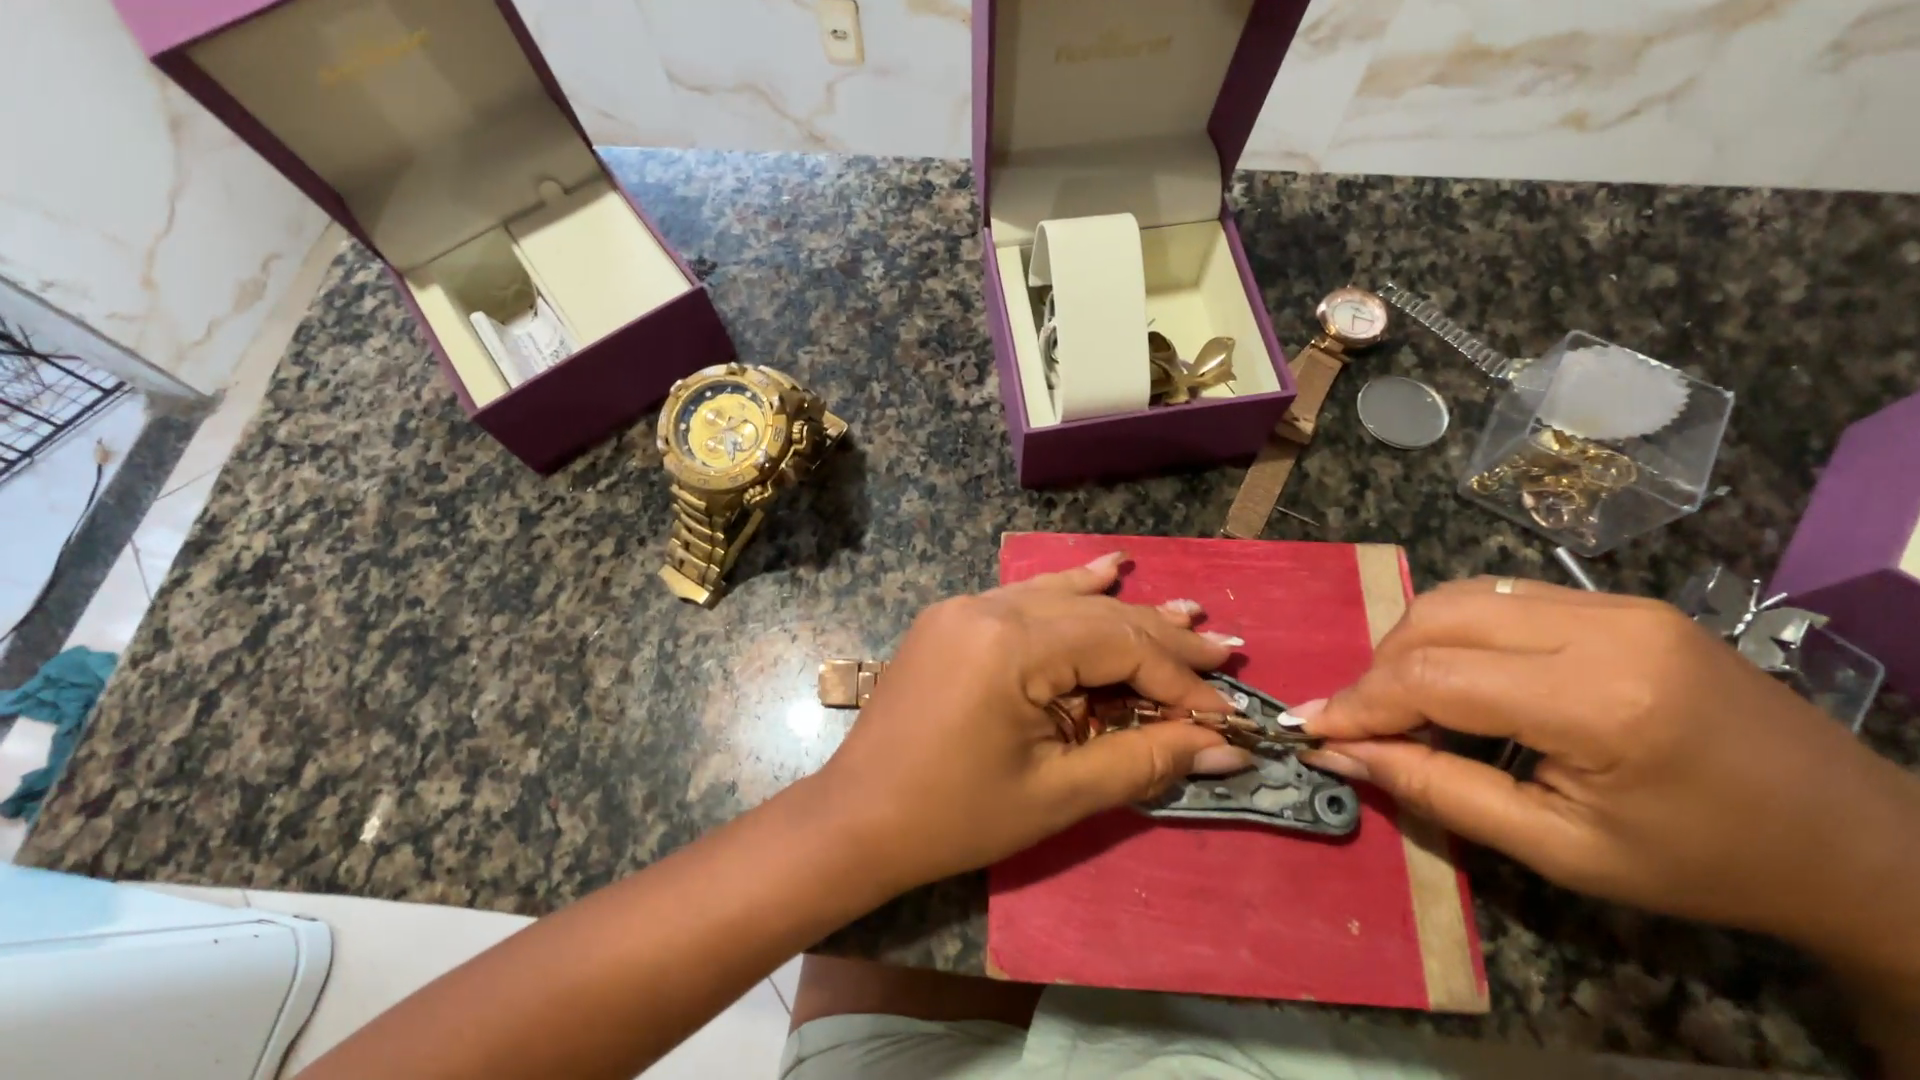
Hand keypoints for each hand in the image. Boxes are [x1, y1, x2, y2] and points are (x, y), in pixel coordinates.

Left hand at [814, 552, 1250, 892]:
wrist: (857, 820)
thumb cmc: (956, 817)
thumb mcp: (1059, 794)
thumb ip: (1144, 759)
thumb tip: (1224, 746)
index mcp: (1012, 645)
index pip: (1120, 646)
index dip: (1178, 681)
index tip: (1223, 714)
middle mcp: (987, 607)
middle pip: (1097, 614)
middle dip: (1161, 640)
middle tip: (1223, 650)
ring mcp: (964, 607)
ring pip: (1063, 598)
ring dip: (1124, 609)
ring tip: (1187, 614)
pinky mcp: (952, 620)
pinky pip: (1024, 599)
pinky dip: (1070, 593)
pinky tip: (1107, 573)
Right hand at [1300, 578, 1919, 963]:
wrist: (1854, 840)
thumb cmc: (1707, 865)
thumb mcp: (1563, 851)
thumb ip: (1442, 792)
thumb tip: (1344, 753)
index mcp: (1599, 701)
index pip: (1433, 677)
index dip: (1360, 702)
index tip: (1311, 730)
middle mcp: (1605, 628)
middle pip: (1437, 616)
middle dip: (1379, 668)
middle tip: (1360, 723)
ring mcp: (1619, 605)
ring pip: (1464, 594)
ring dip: (1412, 645)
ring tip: (1404, 705)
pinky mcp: (1624, 603)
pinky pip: (1505, 597)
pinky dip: (1458, 633)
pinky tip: (1461, 681)